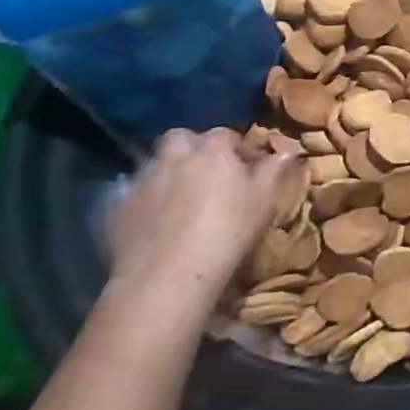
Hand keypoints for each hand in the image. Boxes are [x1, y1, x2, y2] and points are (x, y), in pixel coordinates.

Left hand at [101, 128, 294, 314]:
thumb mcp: (264, 203)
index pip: (227, 135)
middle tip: (208, 177)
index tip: (250, 170)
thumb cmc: (228, 233)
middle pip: (183, 139)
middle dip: (194, 150)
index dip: (240, 151)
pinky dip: (145, 200)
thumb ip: (274, 172)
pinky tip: (154, 221)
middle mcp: (175, 154)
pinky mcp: (119, 203)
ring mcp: (143, 176)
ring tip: (180, 200)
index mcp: (212, 149)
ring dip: (168, 173)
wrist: (169, 273)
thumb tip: (289, 150)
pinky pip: (133, 192)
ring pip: (156, 163)